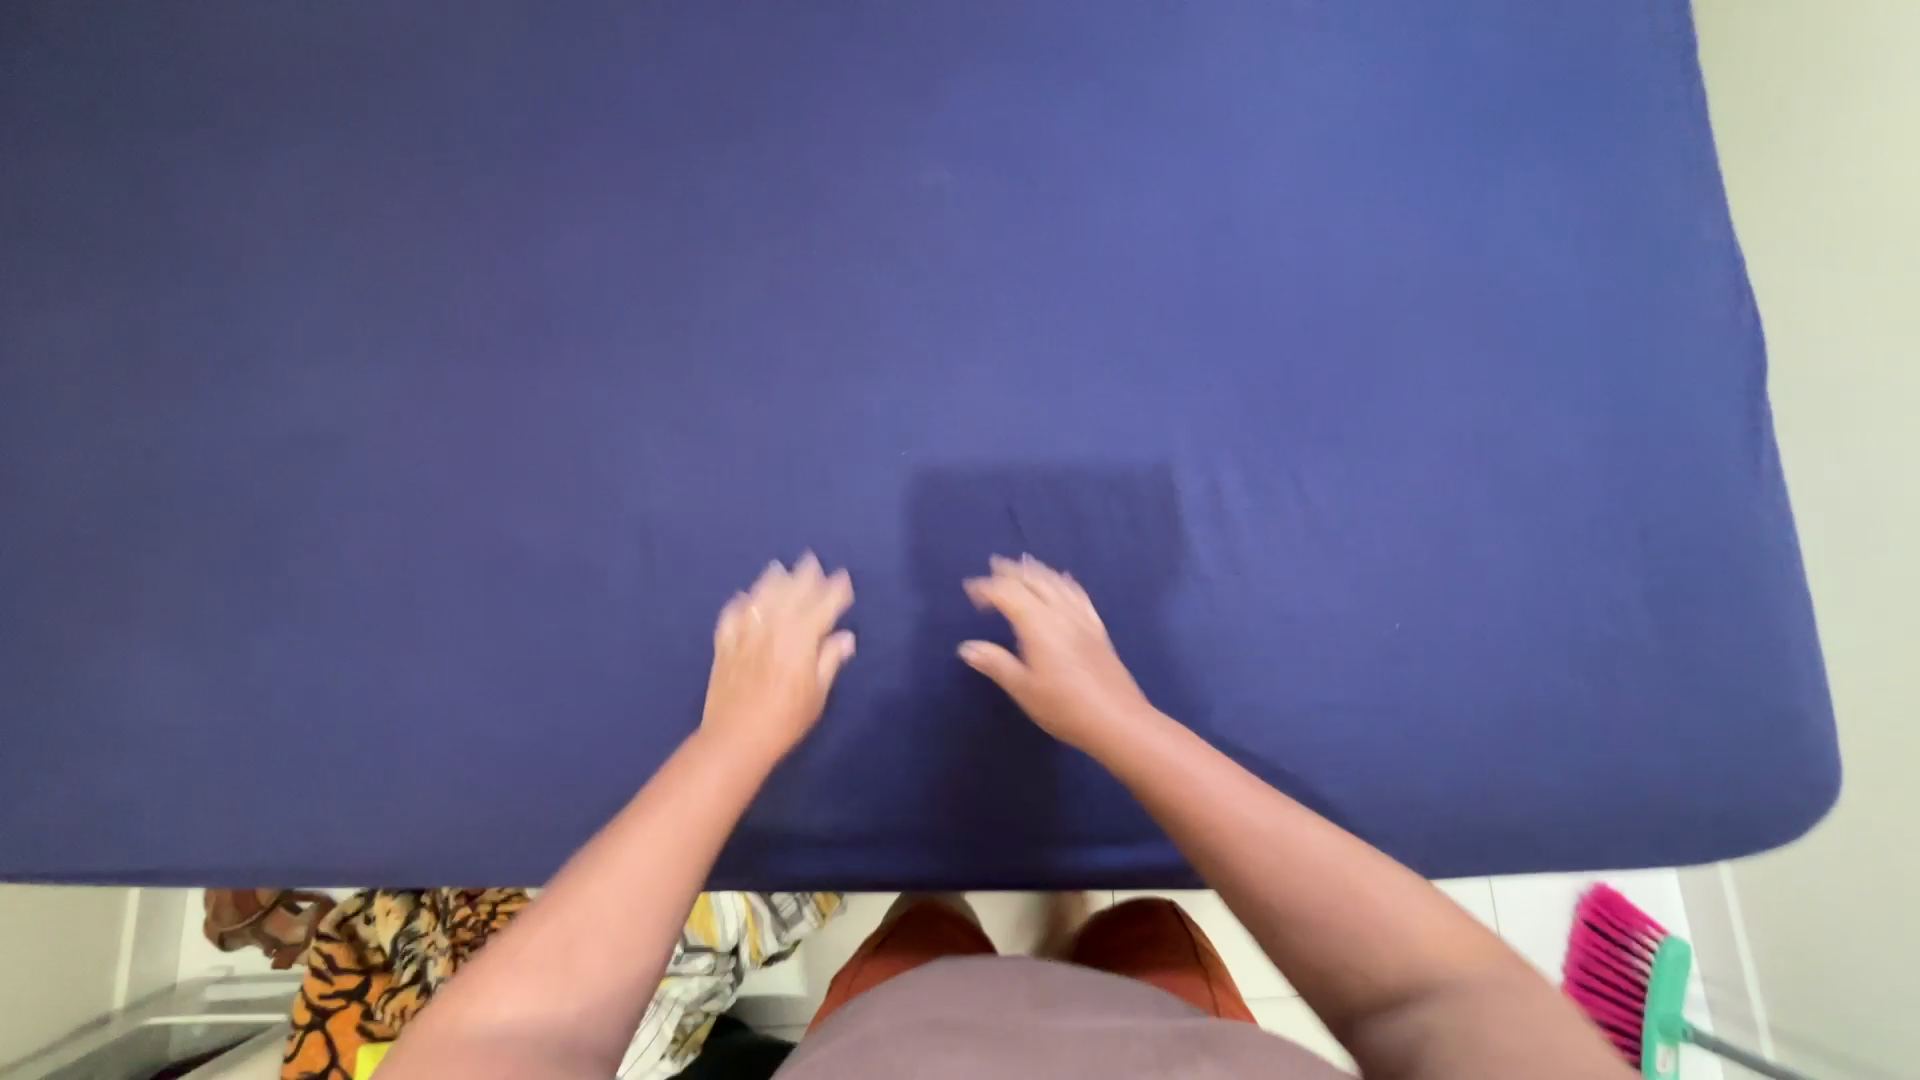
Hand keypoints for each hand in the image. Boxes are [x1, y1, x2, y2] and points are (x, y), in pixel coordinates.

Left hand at [703, 553, 854, 760]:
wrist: (736, 738)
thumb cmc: (785, 719)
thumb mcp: (818, 694)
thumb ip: (830, 660)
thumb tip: (845, 637)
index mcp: (801, 638)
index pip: (823, 605)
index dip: (835, 590)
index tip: (843, 577)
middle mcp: (773, 627)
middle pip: (792, 593)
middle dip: (805, 576)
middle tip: (812, 561)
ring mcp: (746, 634)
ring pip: (761, 598)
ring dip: (773, 581)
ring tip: (780, 569)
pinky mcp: (724, 645)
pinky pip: (732, 615)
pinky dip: (741, 603)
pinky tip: (745, 598)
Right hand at [959, 554, 1159, 753]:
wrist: (1117, 720)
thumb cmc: (1064, 707)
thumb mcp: (1023, 688)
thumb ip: (995, 663)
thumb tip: (967, 647)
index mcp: (1038, 624)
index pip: (1008, 593)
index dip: (987, 588)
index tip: (970, 591)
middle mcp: (1060, 613)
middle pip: (1034, 581)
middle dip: (1012, 572)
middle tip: (994, 566)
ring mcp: (1082, 619)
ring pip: (1057, 583)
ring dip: (1037, 571)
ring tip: (1023, 566)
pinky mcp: (1097, 629)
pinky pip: (1078, 595)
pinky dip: (1065, 582)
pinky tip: (1063, 580)